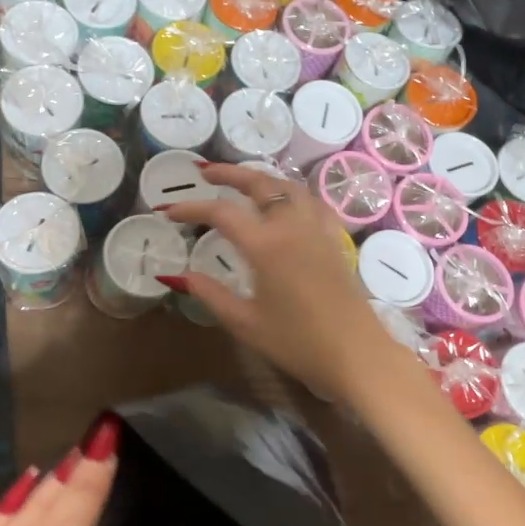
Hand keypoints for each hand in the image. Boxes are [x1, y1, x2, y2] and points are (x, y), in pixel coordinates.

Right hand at [160, 163, 405, 404]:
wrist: (356, 354)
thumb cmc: (297, 342)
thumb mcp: (245, 323)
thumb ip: (210, 294)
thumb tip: (178, 276)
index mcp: (266, 245)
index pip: (222, 212)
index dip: (191, 207)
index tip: (168, 210)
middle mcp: (293, 226)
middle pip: (259, 183)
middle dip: (229, 173)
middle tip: (204, 172)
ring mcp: (318, 230)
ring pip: (289, 187)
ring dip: (262, 178)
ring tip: (243, 182)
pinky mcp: (334, 240)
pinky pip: (312, 202)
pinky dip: (292, 193)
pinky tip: (286, 203)